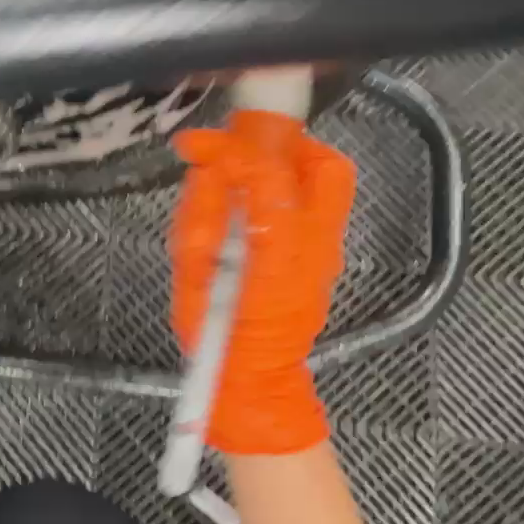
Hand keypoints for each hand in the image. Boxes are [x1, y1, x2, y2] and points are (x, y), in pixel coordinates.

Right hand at [168, 110, 355, 455]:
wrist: (255, 380)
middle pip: (324, 167)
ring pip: (329, 180)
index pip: (268, 177)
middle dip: (281, 144)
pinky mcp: (326, 253)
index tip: (198, 144)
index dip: (232, 150)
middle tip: (237, 145)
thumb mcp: (193, 276)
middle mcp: (315, 244)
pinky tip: (254, 199)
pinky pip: (320, 202)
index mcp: (277, 252)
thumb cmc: (217, 335)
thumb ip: (201, 220)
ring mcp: (328, 249)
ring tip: (240, 168)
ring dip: (286, 161)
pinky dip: (289, 186)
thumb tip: (207, 171)